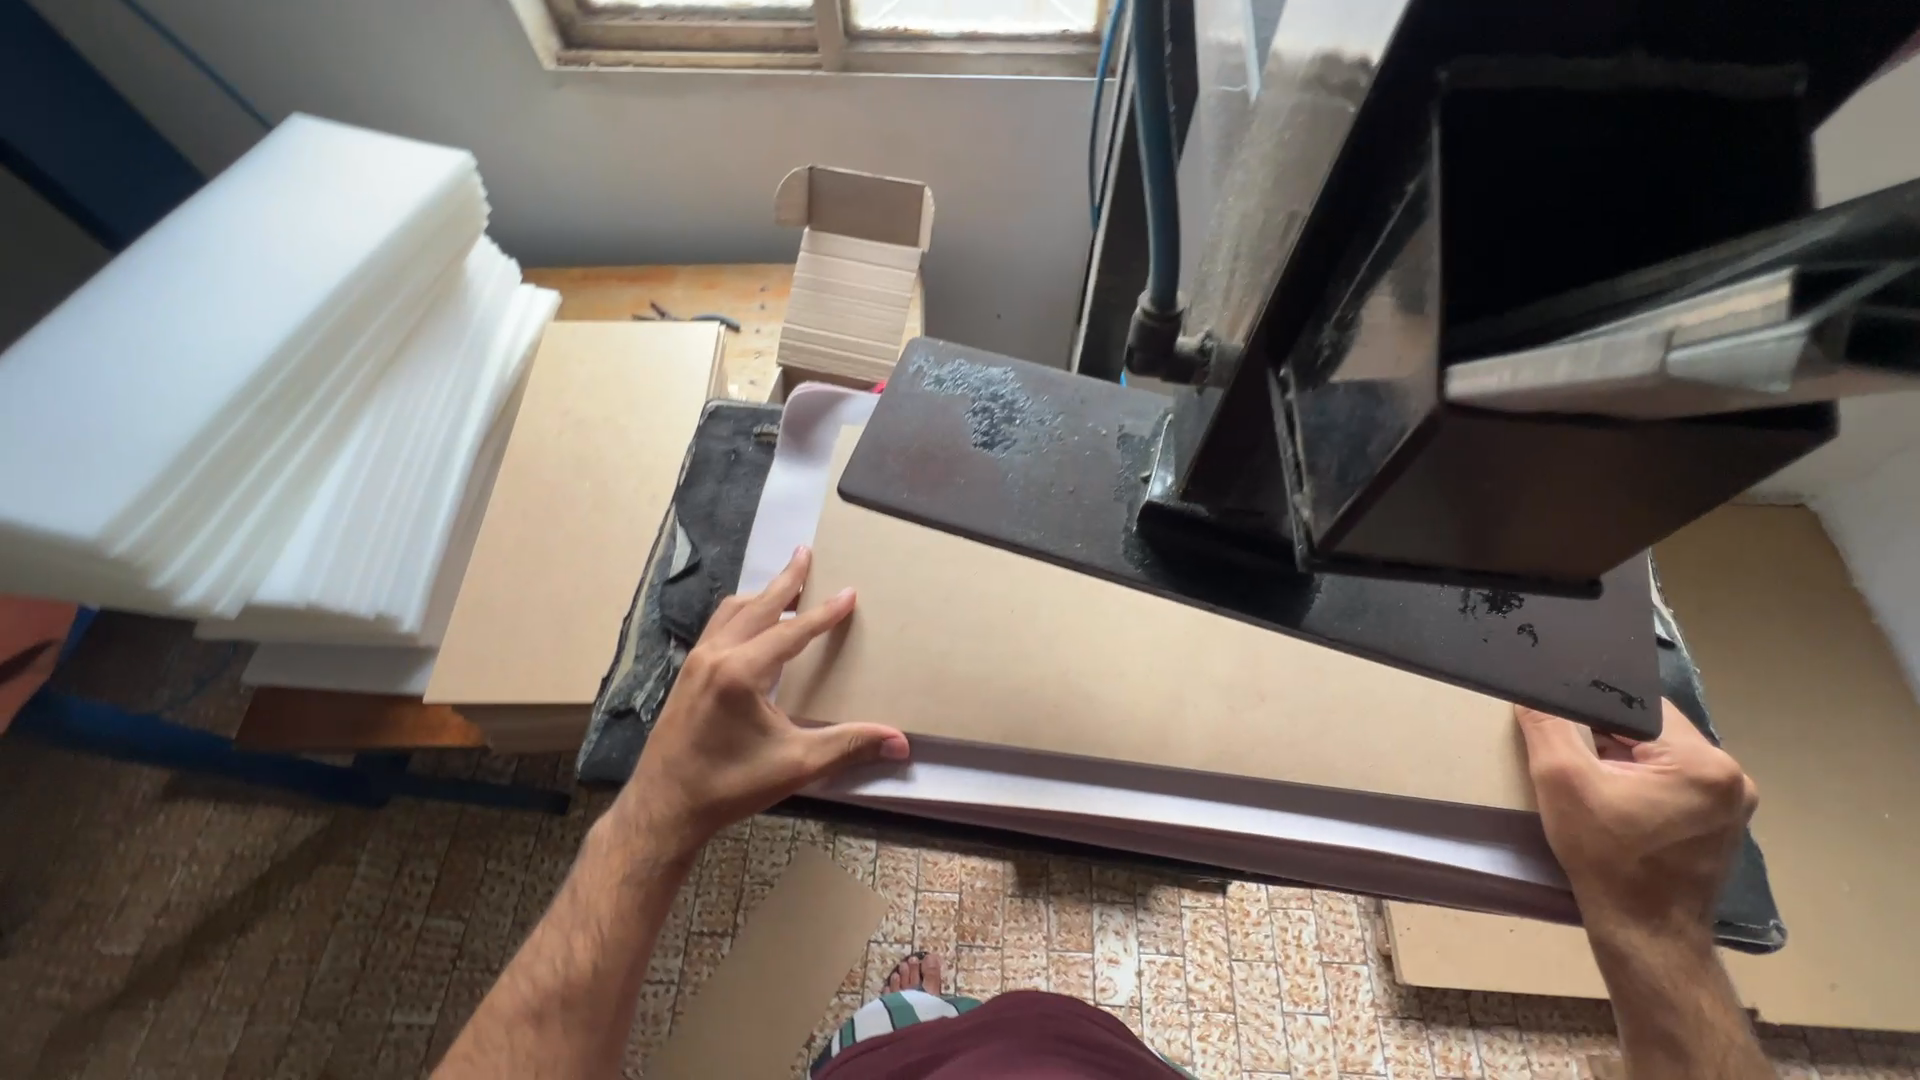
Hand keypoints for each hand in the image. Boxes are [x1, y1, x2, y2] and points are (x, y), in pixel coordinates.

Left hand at [622, 547, 909, 858]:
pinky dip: (740, 614)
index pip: (793, 631)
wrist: (664, 808)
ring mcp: (696, 663)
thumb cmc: (730, 786)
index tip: (848, 592)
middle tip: (805, 553)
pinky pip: (717, 628)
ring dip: (761, 595)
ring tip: (785, 586)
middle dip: (786, 579)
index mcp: (742, 671)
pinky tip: (750, 625)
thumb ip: (849, 745)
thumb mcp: (796, 764)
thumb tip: (900, 743)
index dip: (824, 613)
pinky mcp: (686, 676)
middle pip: (758, 605)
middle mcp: (716, 656)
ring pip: (731, 612)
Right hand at [1517, 700, 1757, 943]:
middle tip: (1570, 753)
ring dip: (1622, 760)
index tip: (1563, 721)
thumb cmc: (1605, 853)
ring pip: (1661, 757)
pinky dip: (1638, 782)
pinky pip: (1672, 782)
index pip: (1641, 704)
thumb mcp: (1560, 778)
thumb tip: (1532, 691)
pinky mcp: (1719, 824)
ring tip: (1588, 779)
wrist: (1643, 929)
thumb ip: (1547, 725)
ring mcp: (1732, 805)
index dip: (1595, 706)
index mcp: (1706, 762)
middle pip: (1652, 731)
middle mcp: (1733, 778)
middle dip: (1607, 736)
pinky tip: (1611, 802)